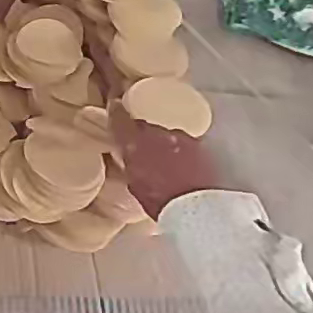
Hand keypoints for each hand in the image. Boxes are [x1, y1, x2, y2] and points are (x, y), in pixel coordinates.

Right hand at [108, 102, 223, 217]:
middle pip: (145, 126)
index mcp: (135, 143)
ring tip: (162, 159)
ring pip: (164, 133)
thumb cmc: (160, 202)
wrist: (196, 208)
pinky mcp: (198, 144)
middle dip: (141, 133)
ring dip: (161, 141)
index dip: (116, 111)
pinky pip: (182, 141)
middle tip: (139, 146)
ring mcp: (179, 137)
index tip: (114, 105)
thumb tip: (126, 154)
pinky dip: (177, 149)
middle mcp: (157, 133)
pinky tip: (179, 163)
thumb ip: (129, 164)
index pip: (121, 119)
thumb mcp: (135, 184)